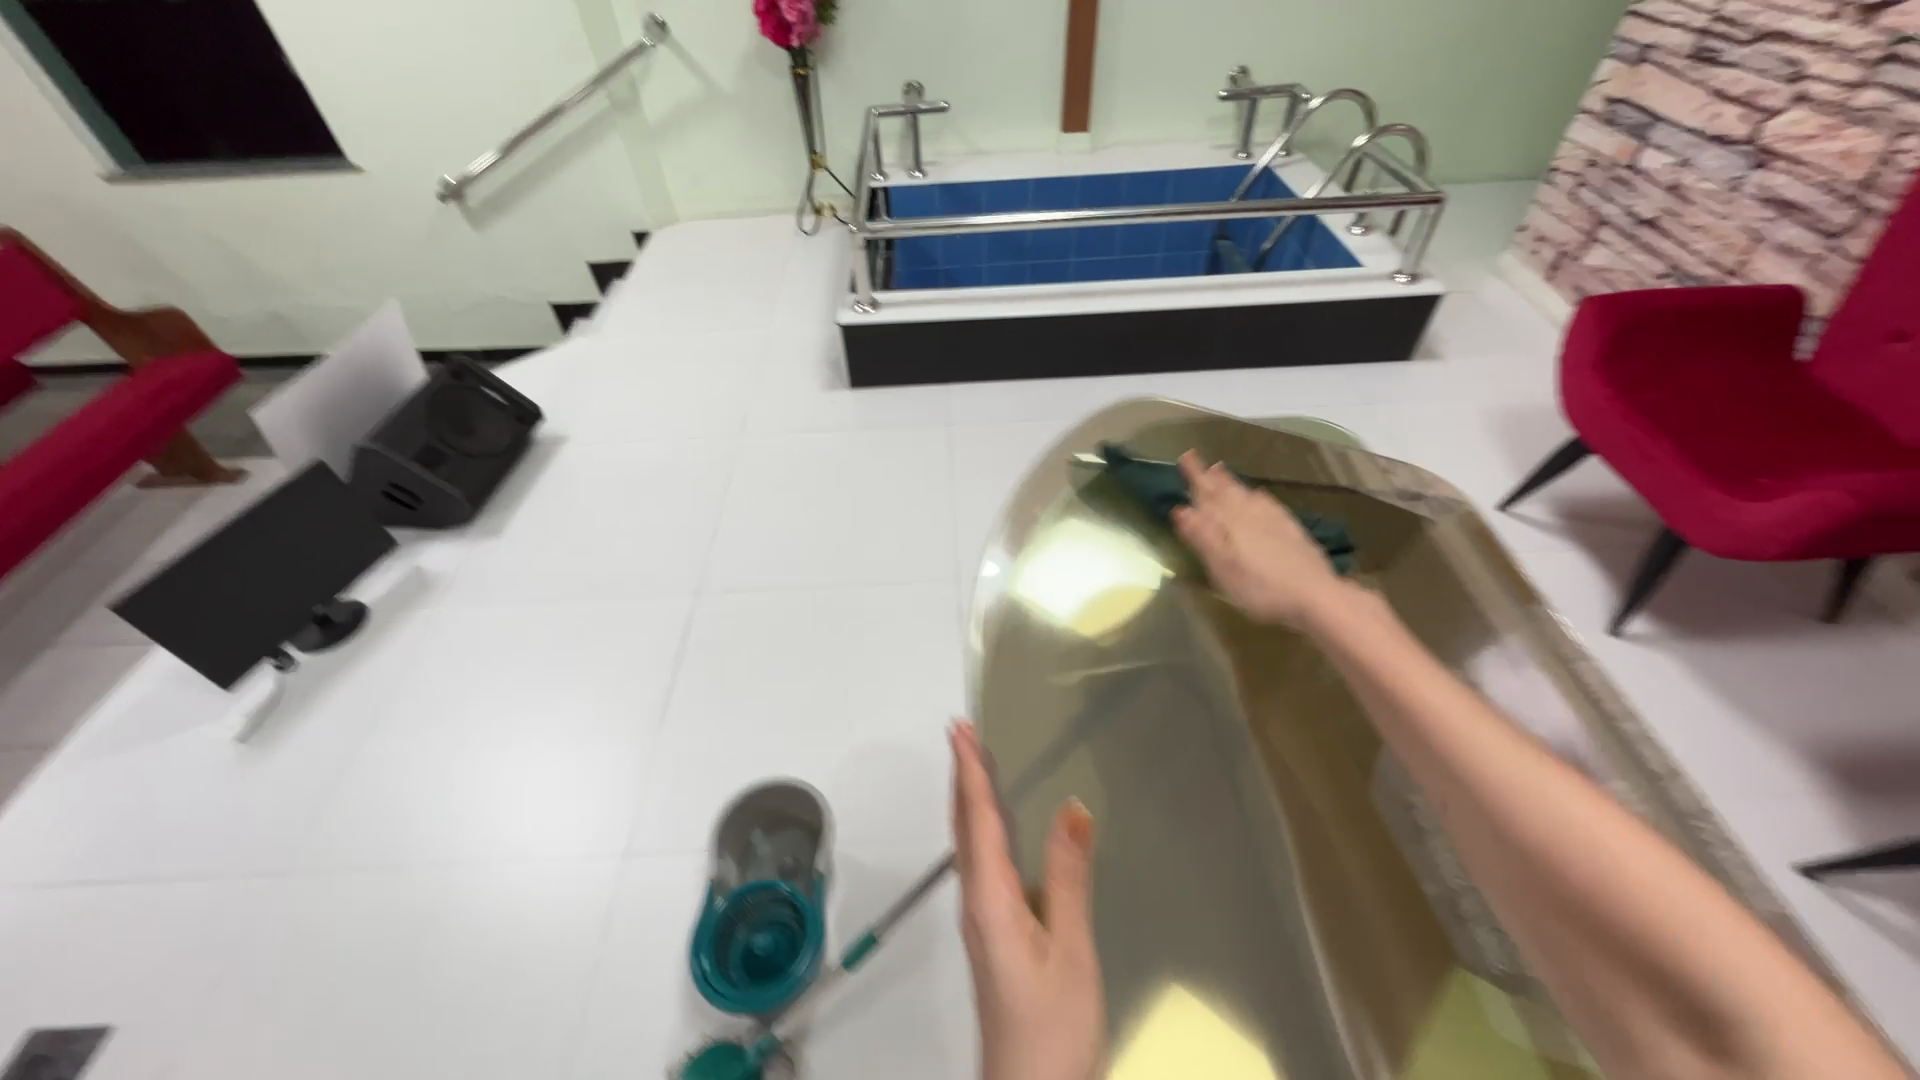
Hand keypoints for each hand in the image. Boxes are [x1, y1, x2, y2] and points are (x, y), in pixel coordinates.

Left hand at [950, 720, 1105, 1079]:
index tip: (960, 730)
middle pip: (965, 827)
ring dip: (971, 802)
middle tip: (964, 735)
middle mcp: (977, 903)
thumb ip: (1069, 877)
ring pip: (971, 846)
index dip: (968, 771)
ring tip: (980, 767)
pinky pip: (983, 866)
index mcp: (991, 899)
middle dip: (962, 777)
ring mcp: (982, 921)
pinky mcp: (993, 935)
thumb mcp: (1070, 950)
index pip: (977, 819)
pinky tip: (1002, 831)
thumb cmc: (1052, 1026)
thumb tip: (1071, 807)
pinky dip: (985, 831)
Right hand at [1170, 450, 1348, 627]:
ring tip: (1221, 470)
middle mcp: (1248, 513)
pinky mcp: (1289, 527)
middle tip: (1198, 458)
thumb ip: (1201, 537)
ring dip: (1230, 481)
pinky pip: (1266, 501)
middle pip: (1225, 489)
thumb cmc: (1258, 587)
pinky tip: (1257, 495)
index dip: (1194, 476)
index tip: (1185, 456)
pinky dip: (1255, 494)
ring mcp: (1272, 518)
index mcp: (1227, 522)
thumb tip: (1181, 510)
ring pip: (1245, 492)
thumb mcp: (1221, 568)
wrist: (1313, 595)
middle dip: (1209, 475)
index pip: (1206, 493)